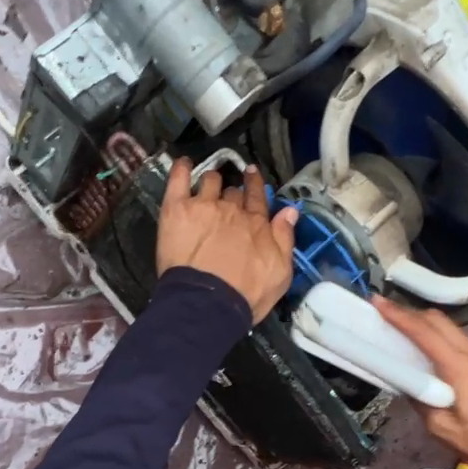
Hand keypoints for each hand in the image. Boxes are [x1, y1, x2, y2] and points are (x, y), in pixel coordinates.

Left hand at [157, 158, 300, 322]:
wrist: (208, 303)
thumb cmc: (246, 295)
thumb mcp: (279, 274)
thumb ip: (284, 240)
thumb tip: (290, 211)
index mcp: (256, 223)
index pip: (257, 197)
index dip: (255, 185)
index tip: (252, 175)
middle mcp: (231, 209)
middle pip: (232, 192)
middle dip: (232, 192)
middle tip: (228, 196)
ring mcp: (203, 206)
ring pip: (209, 182)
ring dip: (211, 181)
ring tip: (208, 185)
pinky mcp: (177, 209)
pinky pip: (178, 179)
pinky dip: (181, 169)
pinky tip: (184, 165)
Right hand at [376, 297, 467, 467]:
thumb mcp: (440, 427)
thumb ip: (420, 401)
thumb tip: (408, 384)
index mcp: (458, 366)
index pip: (424, 333)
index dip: (399, 316)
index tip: (379, 303)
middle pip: (438, 320)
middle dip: (410, 313)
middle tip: (386, 312)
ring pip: (450, 327)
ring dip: (425, 323)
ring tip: (403, 327)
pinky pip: (458, 338)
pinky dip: (438, 334)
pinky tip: (428, 346)